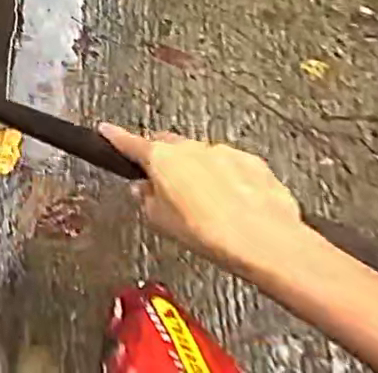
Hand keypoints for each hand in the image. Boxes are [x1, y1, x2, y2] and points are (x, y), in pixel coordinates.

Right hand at [99, 123, 310, 280]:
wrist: (273, 246)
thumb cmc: (214, 235)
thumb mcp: (160, 220)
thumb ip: (144, 198)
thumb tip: (143, 191)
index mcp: (157, 156)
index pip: (125, 140)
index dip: (112, 136)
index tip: (105, 130)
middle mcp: (187, 148)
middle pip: (166, 145)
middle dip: (165, 160)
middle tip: (170, 187)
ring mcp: (222, 154)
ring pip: (201, 155)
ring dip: (200, 170)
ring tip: (212, 204)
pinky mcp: (254, 165)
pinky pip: (233, 165)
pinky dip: (231, 178)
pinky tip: (239, 202)